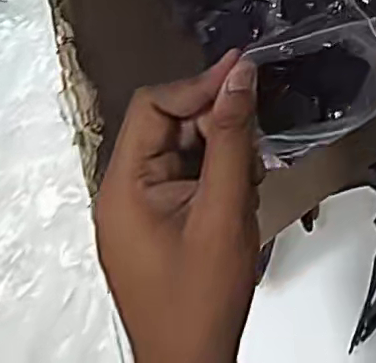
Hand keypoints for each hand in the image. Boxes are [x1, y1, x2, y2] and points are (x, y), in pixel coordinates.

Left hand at [94, 52, 261, 362]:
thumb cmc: (199, 304)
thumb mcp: (223, 210)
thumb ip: (232, 137)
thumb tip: (239, 76)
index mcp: (124, 185)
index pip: (154, 105)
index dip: (198, 84)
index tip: (240, 70)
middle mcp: (128, 188)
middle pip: (174, 122)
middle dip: (218, 125)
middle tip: (251, 141)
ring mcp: (146, 202)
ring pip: (189, 144)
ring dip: (226, 150)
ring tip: (247, 180)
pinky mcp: (165, 213)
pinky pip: (195, 169)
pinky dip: (223, 171)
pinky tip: (240, 193)